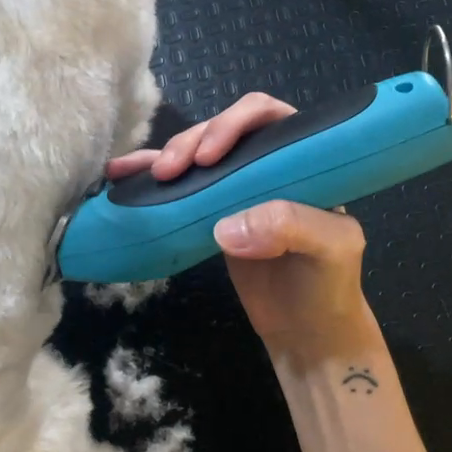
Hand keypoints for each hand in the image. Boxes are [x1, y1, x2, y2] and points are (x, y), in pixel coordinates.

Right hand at [107, 93, 379, 363]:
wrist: (306, 333)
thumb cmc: (329, 285)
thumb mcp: (331, 250)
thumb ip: (291, 226)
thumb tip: (225, 226)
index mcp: (303, 161)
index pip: (268, 118)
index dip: (235, 124)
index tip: (210, 155)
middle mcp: (266, 165)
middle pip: (222, 130)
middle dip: (191, 142)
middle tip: (170, 172)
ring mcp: (234, 188)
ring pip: (194, 153)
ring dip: (164, 155)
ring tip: (136, 171)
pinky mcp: (208, 212)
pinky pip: (177, 187)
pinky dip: (147, 178)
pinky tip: (120, 175)